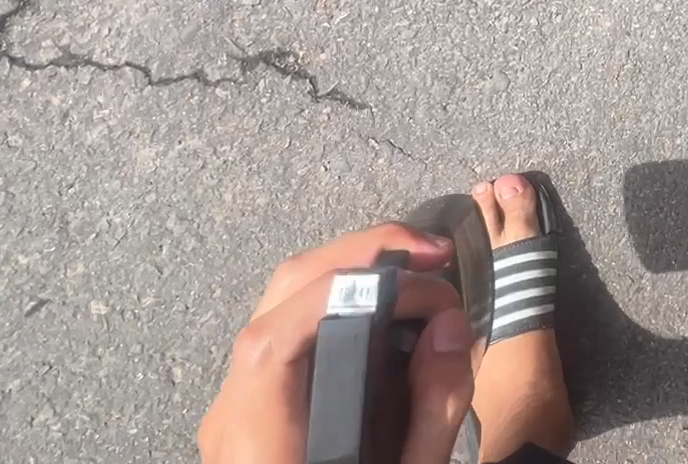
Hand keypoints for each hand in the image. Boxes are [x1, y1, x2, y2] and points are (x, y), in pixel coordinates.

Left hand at [199, 224, 475, 463]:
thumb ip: (436, 404)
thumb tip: (450, 322)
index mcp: (261, 435)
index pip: (276, 336)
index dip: (346, 282)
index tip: (427, 275)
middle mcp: (237, 407)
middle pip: (284, 292)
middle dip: (367, 251)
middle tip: (440, 254)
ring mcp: (242, 397)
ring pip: (289, 295)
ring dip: (362, 263)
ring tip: (427, 270)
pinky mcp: (261, 395)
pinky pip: (299, 318)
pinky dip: (351, 290)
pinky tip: (396, 302)